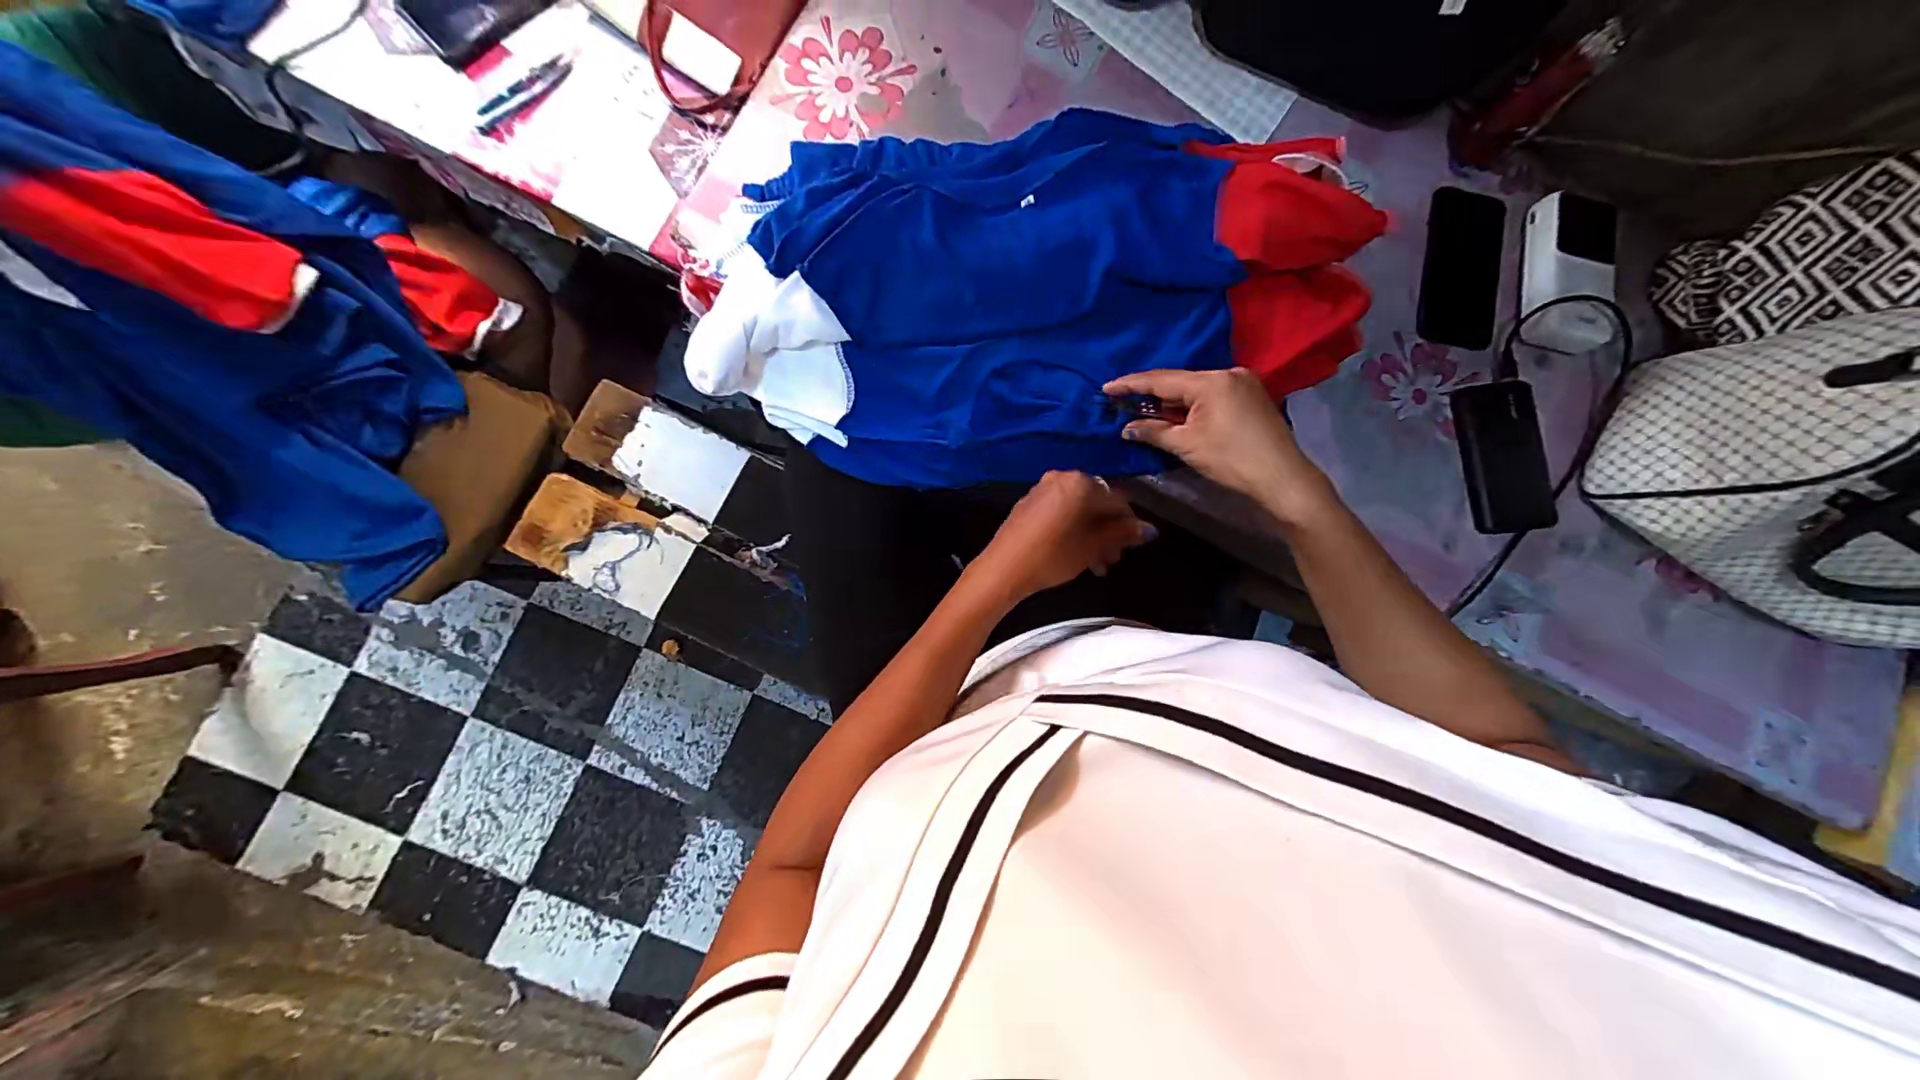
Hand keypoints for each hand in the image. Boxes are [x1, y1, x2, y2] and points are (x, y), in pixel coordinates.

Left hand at [966, 471, 1155, 603]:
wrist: (1003, 568)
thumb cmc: (1053, 556)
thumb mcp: (1092, 547)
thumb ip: (1122, 534)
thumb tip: (1148, 529)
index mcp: (1081, 482)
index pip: (1118, 500)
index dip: (1129, 524)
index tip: (1132, 546)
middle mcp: (1062, 477)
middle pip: (1097, 503)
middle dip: (1108, 531)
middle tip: (1112, 559)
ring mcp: (1042, 489)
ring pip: (1078, 509)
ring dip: (1091, 534)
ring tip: (1096, 563)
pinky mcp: (1028, 503)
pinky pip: (1060, 511)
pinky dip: (1072, 528)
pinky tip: (1075, 554)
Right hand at [1105, 368, 1337, 525]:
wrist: (1282, 477)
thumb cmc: (1232, 460)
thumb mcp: (1187, 446)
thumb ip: (1154, 431)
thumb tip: (1127, 427)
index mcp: (1212, 381)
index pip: (1162, 380)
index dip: (1131, 385)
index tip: (1107, 387)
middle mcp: (1228, 373)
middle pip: (1179, 382)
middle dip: (1151, 394)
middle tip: (1122, 400)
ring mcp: (1242, 383)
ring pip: (1195, 389)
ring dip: (1171, 402)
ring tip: (1144, 410)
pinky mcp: (1250, 396)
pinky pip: (1211, 395)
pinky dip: (1190, 406)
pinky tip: (1175, 415)